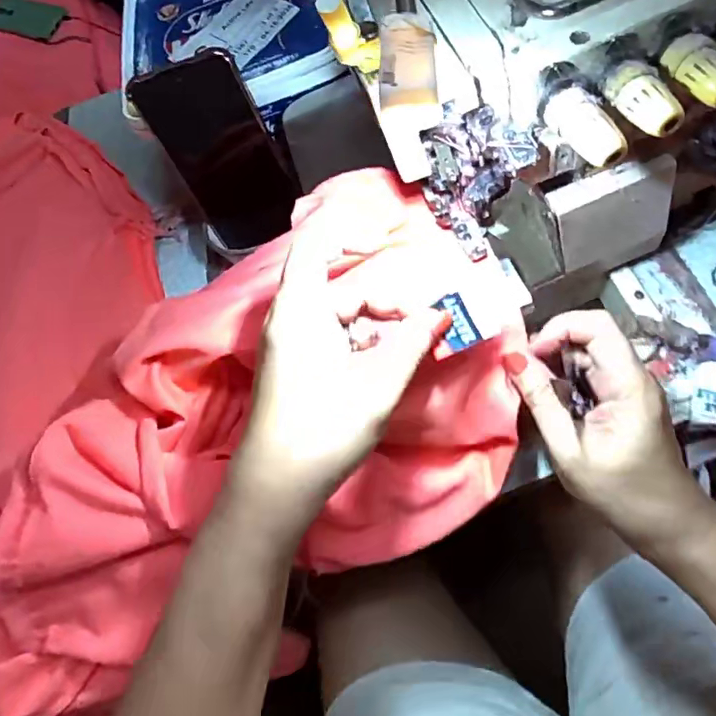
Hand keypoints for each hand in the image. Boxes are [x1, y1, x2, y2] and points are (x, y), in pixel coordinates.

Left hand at [230, 209, 450, 533]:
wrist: (275, 486)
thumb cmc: (325, 428)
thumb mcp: (379, 382)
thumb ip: (413, 340)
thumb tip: (441, 313)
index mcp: (302, 307)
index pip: (318, 242)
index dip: (353, 229)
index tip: (389, 237)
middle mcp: (290, 315)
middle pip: (343, 285)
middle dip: (386, 299)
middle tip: (421, 321)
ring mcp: (290, 339)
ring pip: (342, 312)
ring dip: (378, 323)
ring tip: (408, 346)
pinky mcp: (295, 361)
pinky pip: (333, 333)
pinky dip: (362, 339)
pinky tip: (384, 362)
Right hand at [504, 311, 713, 550]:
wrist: (668, 524)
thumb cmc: (621, 493)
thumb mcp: (569, 451)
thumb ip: (541, 401)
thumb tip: (513, 358)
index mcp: (629, 382)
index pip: (596, 324)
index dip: (558, 327)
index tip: (530, 354)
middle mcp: (635, 373)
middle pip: (592, 333)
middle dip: (553, 343)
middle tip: (524, 370)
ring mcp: (634, 384)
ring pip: (591, 350)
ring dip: (558, 360)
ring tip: (533, 385)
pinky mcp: (628, 395)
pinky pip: (595, 369)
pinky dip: (569, 375)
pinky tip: (553, 397)